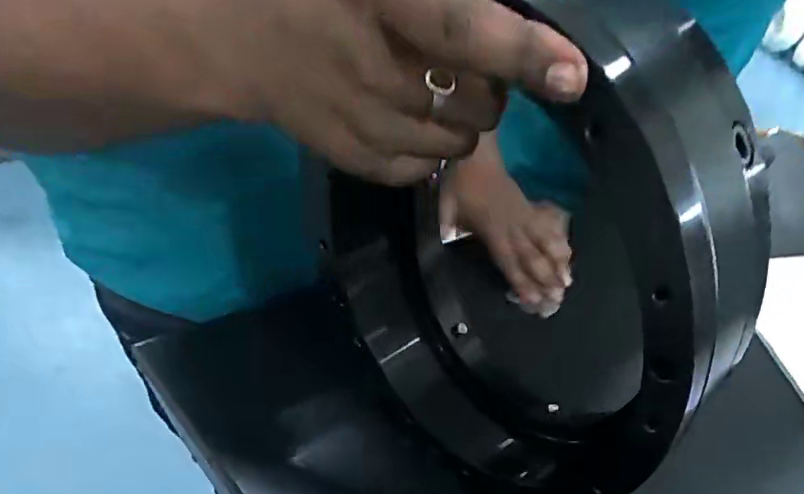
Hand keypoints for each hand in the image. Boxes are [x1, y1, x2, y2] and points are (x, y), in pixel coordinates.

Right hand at [236, 0, 588, 183]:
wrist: (231, 32)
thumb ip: (443, 0)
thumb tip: (496, 12)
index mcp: (380, 1)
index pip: (465, 30)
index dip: (524, 53)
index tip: (571, 76)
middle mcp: (377, 68)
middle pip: (480, 103)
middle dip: (492, 87)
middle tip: (466, 62)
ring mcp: (367, 123)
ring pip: (460, 143)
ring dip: (465, 120)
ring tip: (430, 87)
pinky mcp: (360, 160)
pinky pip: (427, 168)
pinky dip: (432, 147)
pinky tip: (406, 115)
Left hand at [441, 151, 571, 312]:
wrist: (476, 153)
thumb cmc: (460, 183)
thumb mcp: (447, 207)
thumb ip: (449, 225)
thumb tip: (447, 238)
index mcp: (492, 232)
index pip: (509, 262)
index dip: (521, 282)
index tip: (533, 301)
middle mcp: (512, 228)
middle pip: (532, 256)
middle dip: (546, 278)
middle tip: (558, 297)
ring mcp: (523, 216)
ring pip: (544, 242)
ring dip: (557, 262)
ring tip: (568, 280)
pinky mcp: (529, 207)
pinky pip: (547, 225)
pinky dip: (558, 239)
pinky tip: (568, 253)